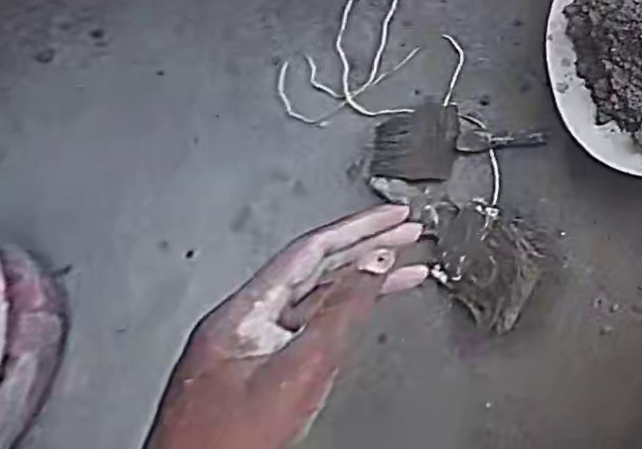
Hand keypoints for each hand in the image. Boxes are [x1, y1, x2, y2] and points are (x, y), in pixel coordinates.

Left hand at [146, 205, 427, 448]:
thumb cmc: (233, 441)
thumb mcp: (303, 365)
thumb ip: (345, 307)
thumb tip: (377, 260)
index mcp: (241, 314)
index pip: (310, 250)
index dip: (360, 227)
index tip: (396, 215)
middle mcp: (238, 325)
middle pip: (313, 269)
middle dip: (366, 247)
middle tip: (408, 232)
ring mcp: (243, 349)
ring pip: (314, 295)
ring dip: (362, 278)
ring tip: (404, 267)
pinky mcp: (252, 371)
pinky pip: (308, 321)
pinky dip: (345, 307)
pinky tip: (367, 306)